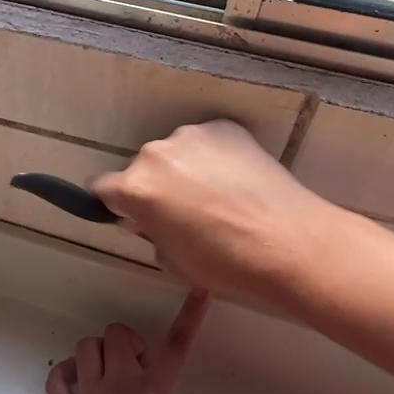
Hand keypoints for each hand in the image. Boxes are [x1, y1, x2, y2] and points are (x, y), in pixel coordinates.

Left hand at [38, 291, 208, 393]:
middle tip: (135, 365)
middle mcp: (119, 386)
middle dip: (128, 342)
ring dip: (99, 354)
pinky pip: (57, 376)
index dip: (190, 317)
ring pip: (86, 347)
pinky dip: (67, 373)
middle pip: (117, 335)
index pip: (176, 347)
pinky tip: (77, 384)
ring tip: (106, 375)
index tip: (200, 291)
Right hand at [89, 119, 354, 305]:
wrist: (293, 245)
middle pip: (143, 169)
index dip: (115, 204)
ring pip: (176, 154)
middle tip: (185, 215)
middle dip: (156, 187)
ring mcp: (192, 136)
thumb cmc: (228, 265)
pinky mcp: (226, 128)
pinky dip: (215, 158)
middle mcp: (156, 155)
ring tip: (219, 198)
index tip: (133, 217)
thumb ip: (151, 233)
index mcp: (136, 189)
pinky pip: (208, 143)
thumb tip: (152, 220)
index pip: (101, 187)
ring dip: (185, 170)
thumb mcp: (173, 261)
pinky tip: (239, 182)